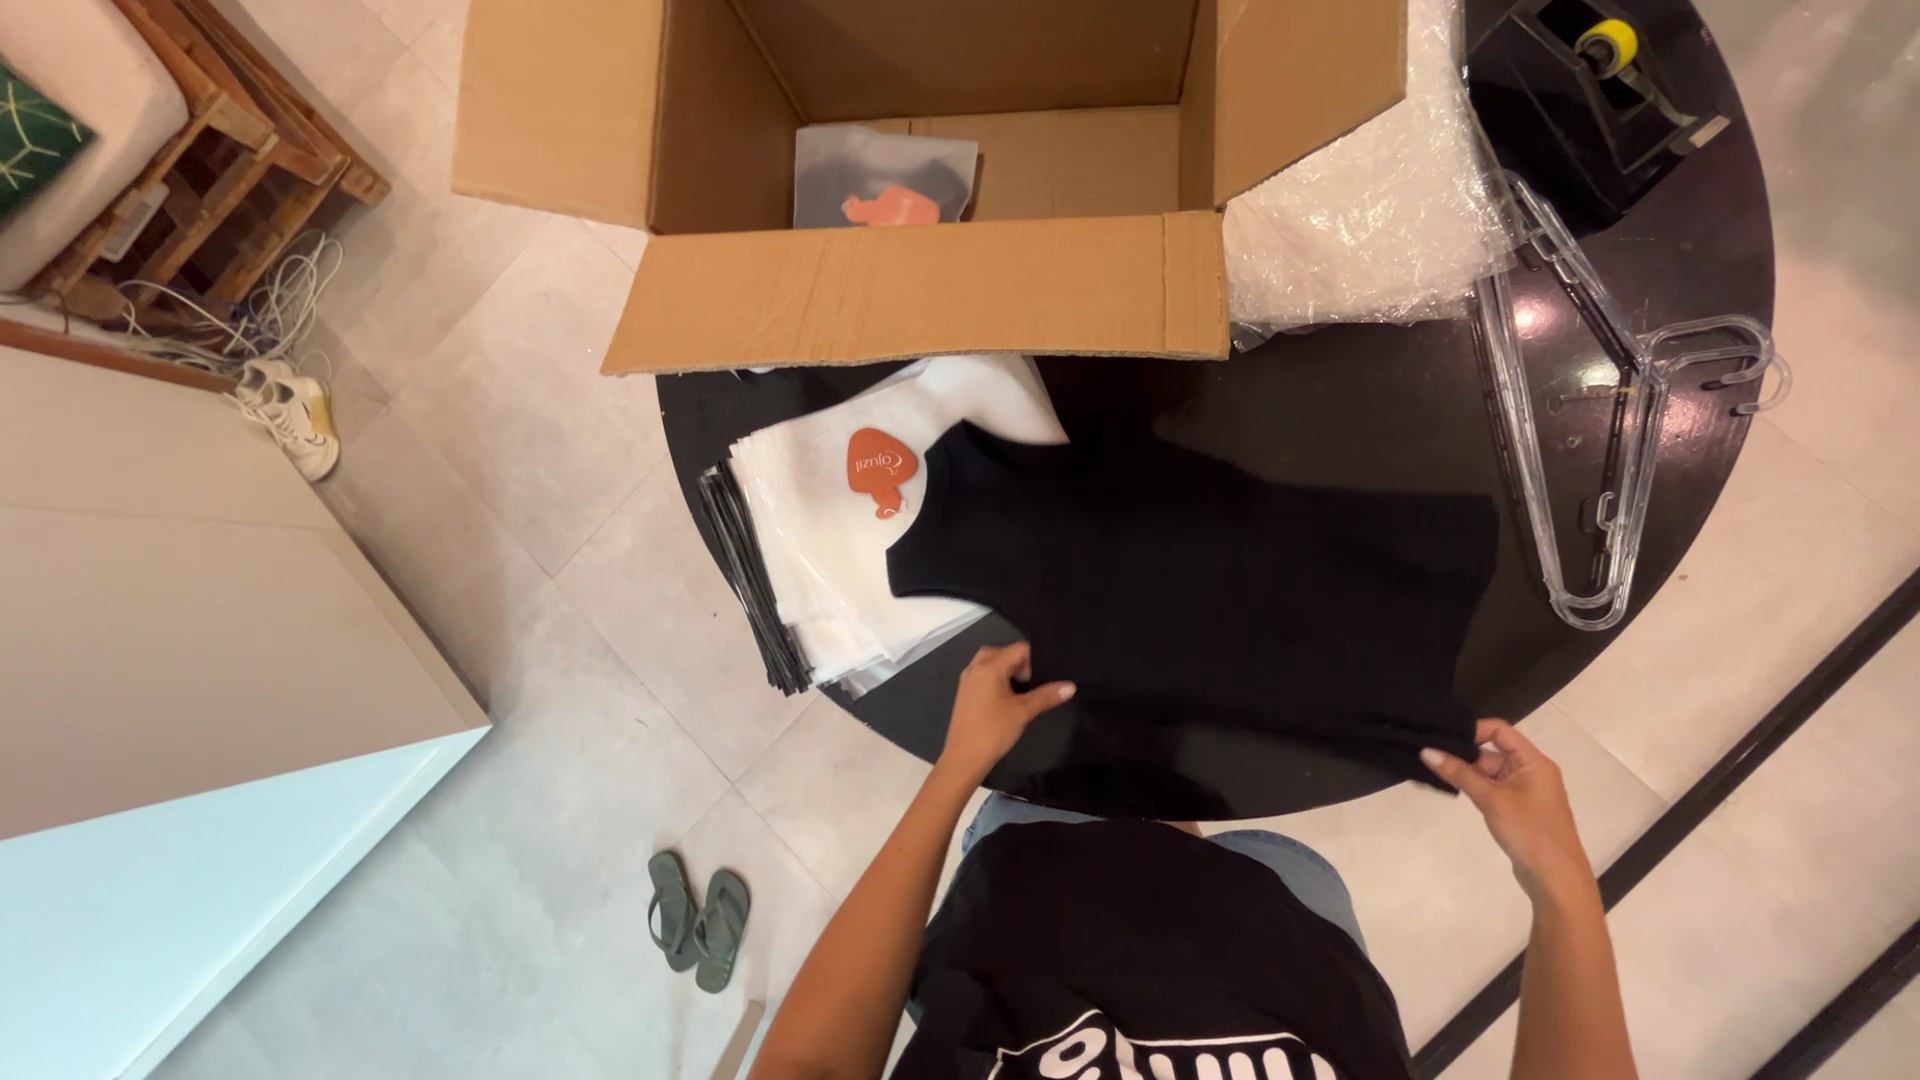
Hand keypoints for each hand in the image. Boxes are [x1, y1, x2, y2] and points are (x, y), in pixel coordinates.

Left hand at [936, 643, 1074, 785]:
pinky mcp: (964, 691)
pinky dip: (995, 678)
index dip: (1033, 661)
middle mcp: (975, 667)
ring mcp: (967, 679)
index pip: (1018, 648)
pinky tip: (1004, 699)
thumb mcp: (1023, 712)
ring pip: (990, 662)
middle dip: (1019, 663)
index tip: (1037, 681)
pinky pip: (982, 673)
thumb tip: (1071, 686)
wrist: (964, 757)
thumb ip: (1046, 696)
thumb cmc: (994, 730)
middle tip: (1029, 684)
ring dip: (1006, 670)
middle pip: (1002, 651)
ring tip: (1019, 691)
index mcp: (989, 666)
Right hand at [1422, 720, 1594, 904]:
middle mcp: (1531, 771)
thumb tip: (1426, 750)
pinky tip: (1448, 787)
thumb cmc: (1530, 831)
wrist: (1556, 878)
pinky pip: (1490, 787)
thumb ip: (1458, 773)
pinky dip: (1472, 786)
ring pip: (1488, 770)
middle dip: (1462, 752)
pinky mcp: (1516, 807)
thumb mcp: (1491, 799)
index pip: (1499, 730)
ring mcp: (1524, 790)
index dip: (1472, 730)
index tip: (1443, 738)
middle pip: (1492, 750)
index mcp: (1534, 762)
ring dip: (1464, 771)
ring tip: (1431, 769)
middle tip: (1428, 753)